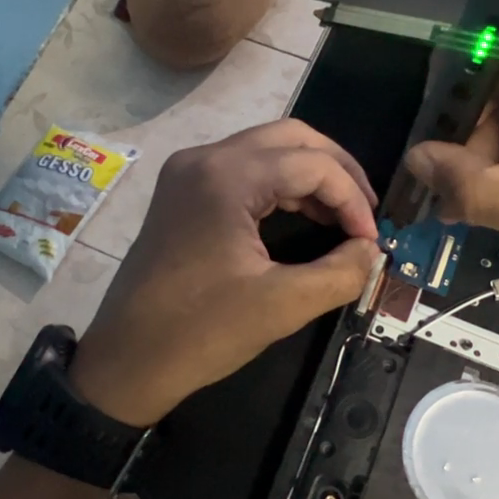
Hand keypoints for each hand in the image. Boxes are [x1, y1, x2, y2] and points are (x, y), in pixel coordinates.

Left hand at [69, 120, 384, 425]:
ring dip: (309, 176)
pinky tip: (304, 216)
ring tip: (342, 218)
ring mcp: (188, 173)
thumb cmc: (201, 332)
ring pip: (266, 150)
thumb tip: (371, 251)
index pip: (311, 164)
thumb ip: (340, 272)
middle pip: (290, 138)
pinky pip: (244, 170)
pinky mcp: (182, 192)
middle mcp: (204, 159)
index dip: (351, 199)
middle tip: (365, 213)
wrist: (127, 360)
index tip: (370, 242)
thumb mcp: (281, 306)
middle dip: (336, 171)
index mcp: (226, 177)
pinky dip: (279, 187)